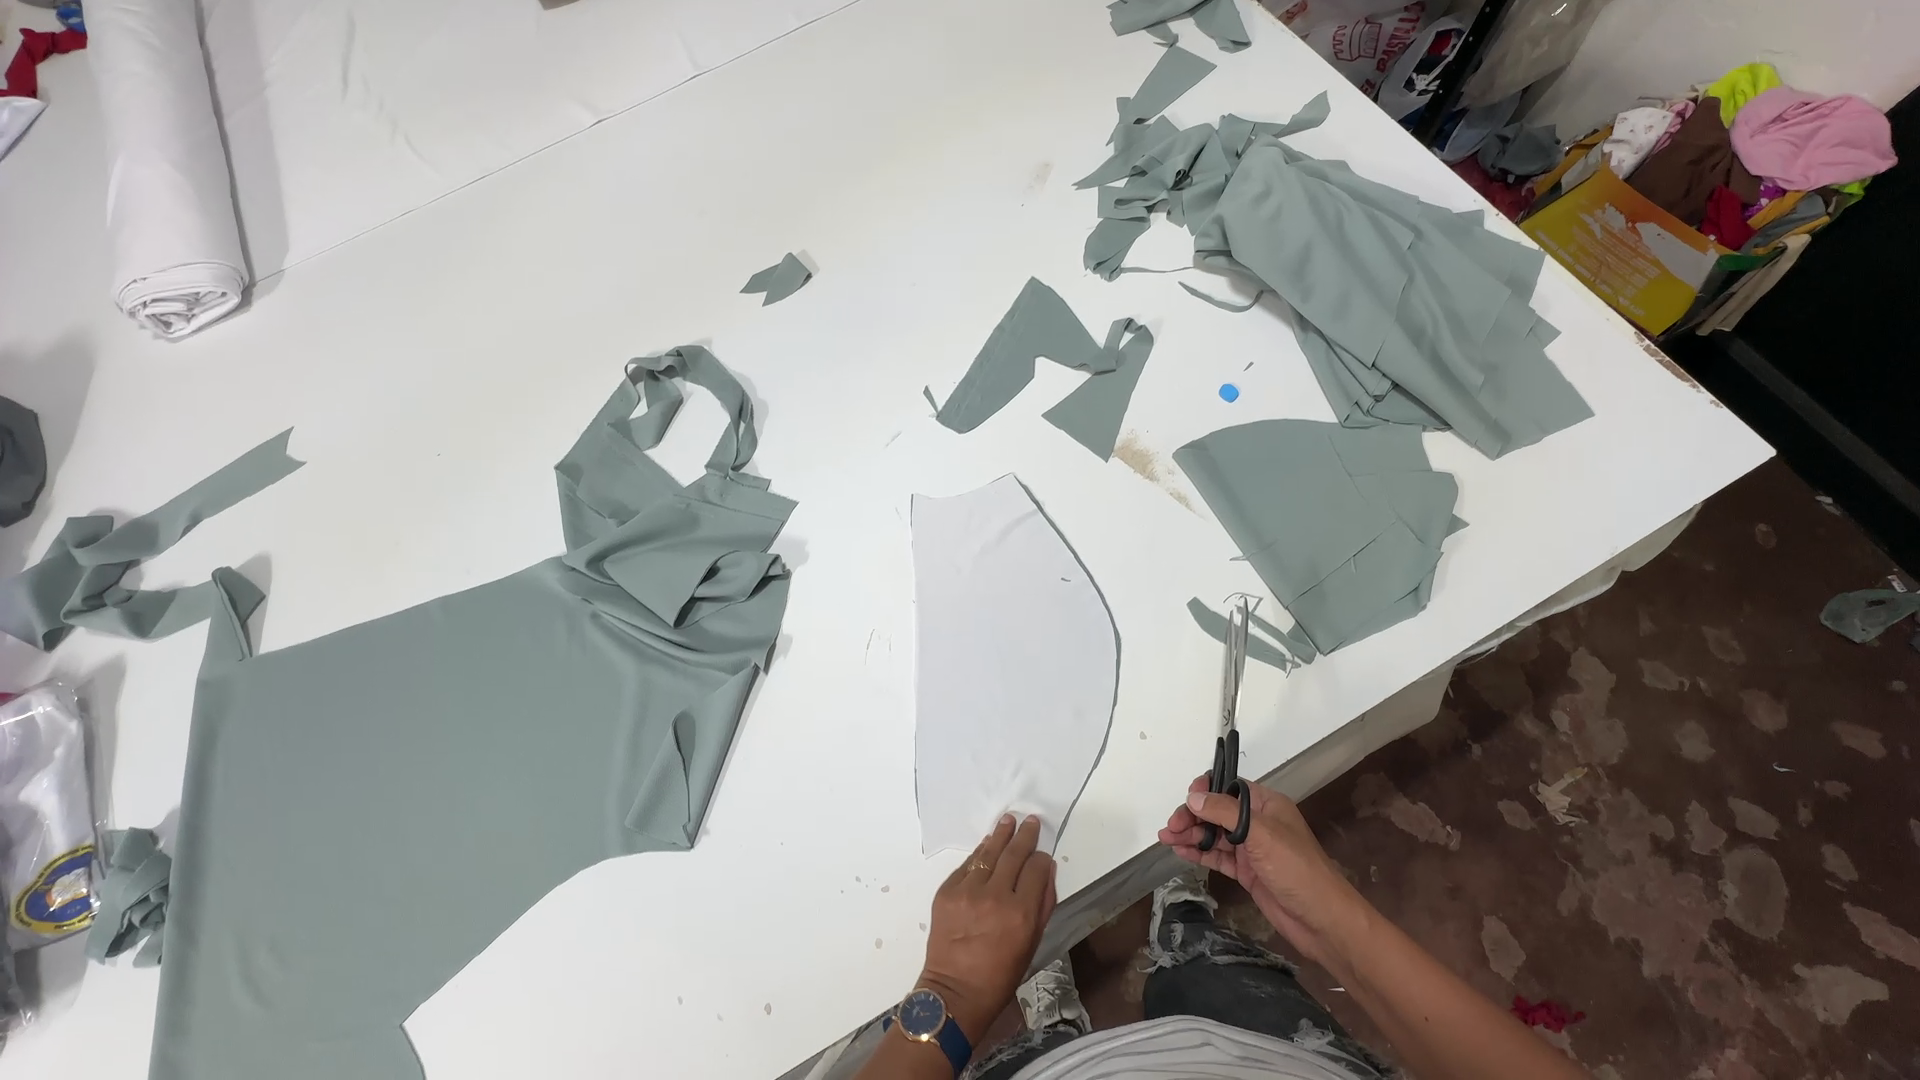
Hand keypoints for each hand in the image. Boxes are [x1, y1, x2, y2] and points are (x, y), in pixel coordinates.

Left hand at [917, 813, 1056, 1041]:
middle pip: (1013, 854)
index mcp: (1020, 913)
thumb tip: (1046, 870)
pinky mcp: (946, 891)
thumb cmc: (1000, 974)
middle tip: (1030, 821)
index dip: (1042, 858)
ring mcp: (967, 891)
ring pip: (988, 853)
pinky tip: (986, 846)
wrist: (955, 991)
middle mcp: (994, 896)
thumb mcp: (1032, 943)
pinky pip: (967, 865)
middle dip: (1024, 836)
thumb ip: (1042, 904)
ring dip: (1000, 834)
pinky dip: (979, 854)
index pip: (1036, 870)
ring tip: (1008, 820)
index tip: (1043, 853)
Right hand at [1158, 775, 1369, 971]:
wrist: (1321, 920)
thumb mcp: (1260, 833)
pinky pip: (1217, 856)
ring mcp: (1251, 848)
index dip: (1206, 790)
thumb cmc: (1296, 869)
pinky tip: (1181, 851)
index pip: (1229, 788)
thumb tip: (1193, 797)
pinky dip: (1198, 852)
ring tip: (1167, 838)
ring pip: (1213, 834)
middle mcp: (1257, 823)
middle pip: (1217, 811)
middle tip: (1171, 827)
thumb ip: (1224, 812)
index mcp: (1266, 805)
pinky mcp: (1246, 871)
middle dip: (1192, 815)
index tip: (1187, 800)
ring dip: (1190, 834)